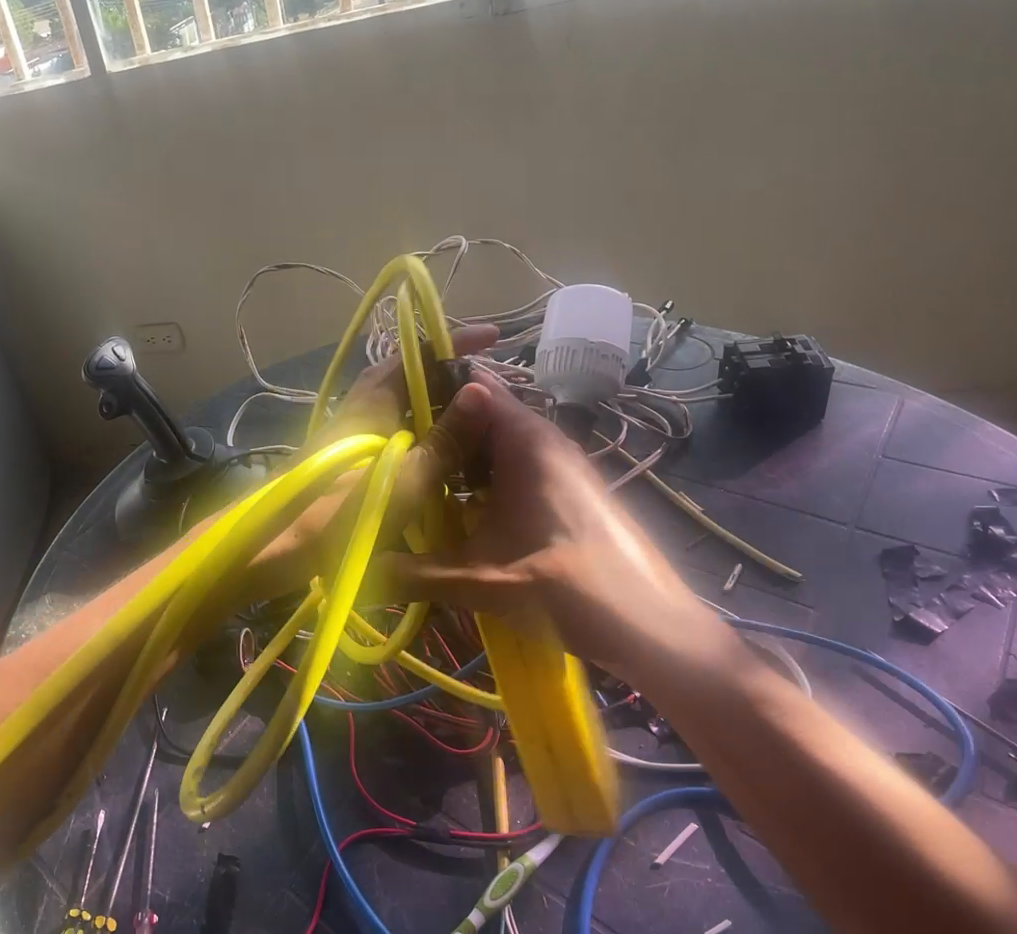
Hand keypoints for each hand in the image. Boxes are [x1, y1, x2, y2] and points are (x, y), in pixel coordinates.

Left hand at [235, 324, 498, 604]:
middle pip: (409, 380)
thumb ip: (446, 440)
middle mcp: (360, 410)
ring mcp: (352, 437)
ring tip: (480, 424)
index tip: (492, 337)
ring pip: (403, 410)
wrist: (272, 548)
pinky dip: (423, 438)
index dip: (453, 343)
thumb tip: (483, 391)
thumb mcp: (405, 479)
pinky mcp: (349, 464)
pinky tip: (446, 461)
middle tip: (495, 391)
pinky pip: (395, 437)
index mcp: (372, 402)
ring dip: (438, 410)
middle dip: (450, 380)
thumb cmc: (339, 512)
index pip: (415, 354)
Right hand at [378, 376, 742, 686]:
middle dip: (434, 436)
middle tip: (389, 461)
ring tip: (414, 491)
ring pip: (494, 446)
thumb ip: (416, 574)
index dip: (424, 397)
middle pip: (477, 417)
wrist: (656, 629)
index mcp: (526, 439)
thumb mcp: (483, 582)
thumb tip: (360, 568)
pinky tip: (460, 518)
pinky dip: (482, 483)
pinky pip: (513, 468)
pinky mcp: (567, 491)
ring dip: (457, 464)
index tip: (382, 419)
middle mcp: (544, 439)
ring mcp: (560, 465)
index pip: (468, 389)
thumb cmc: (572, 589)